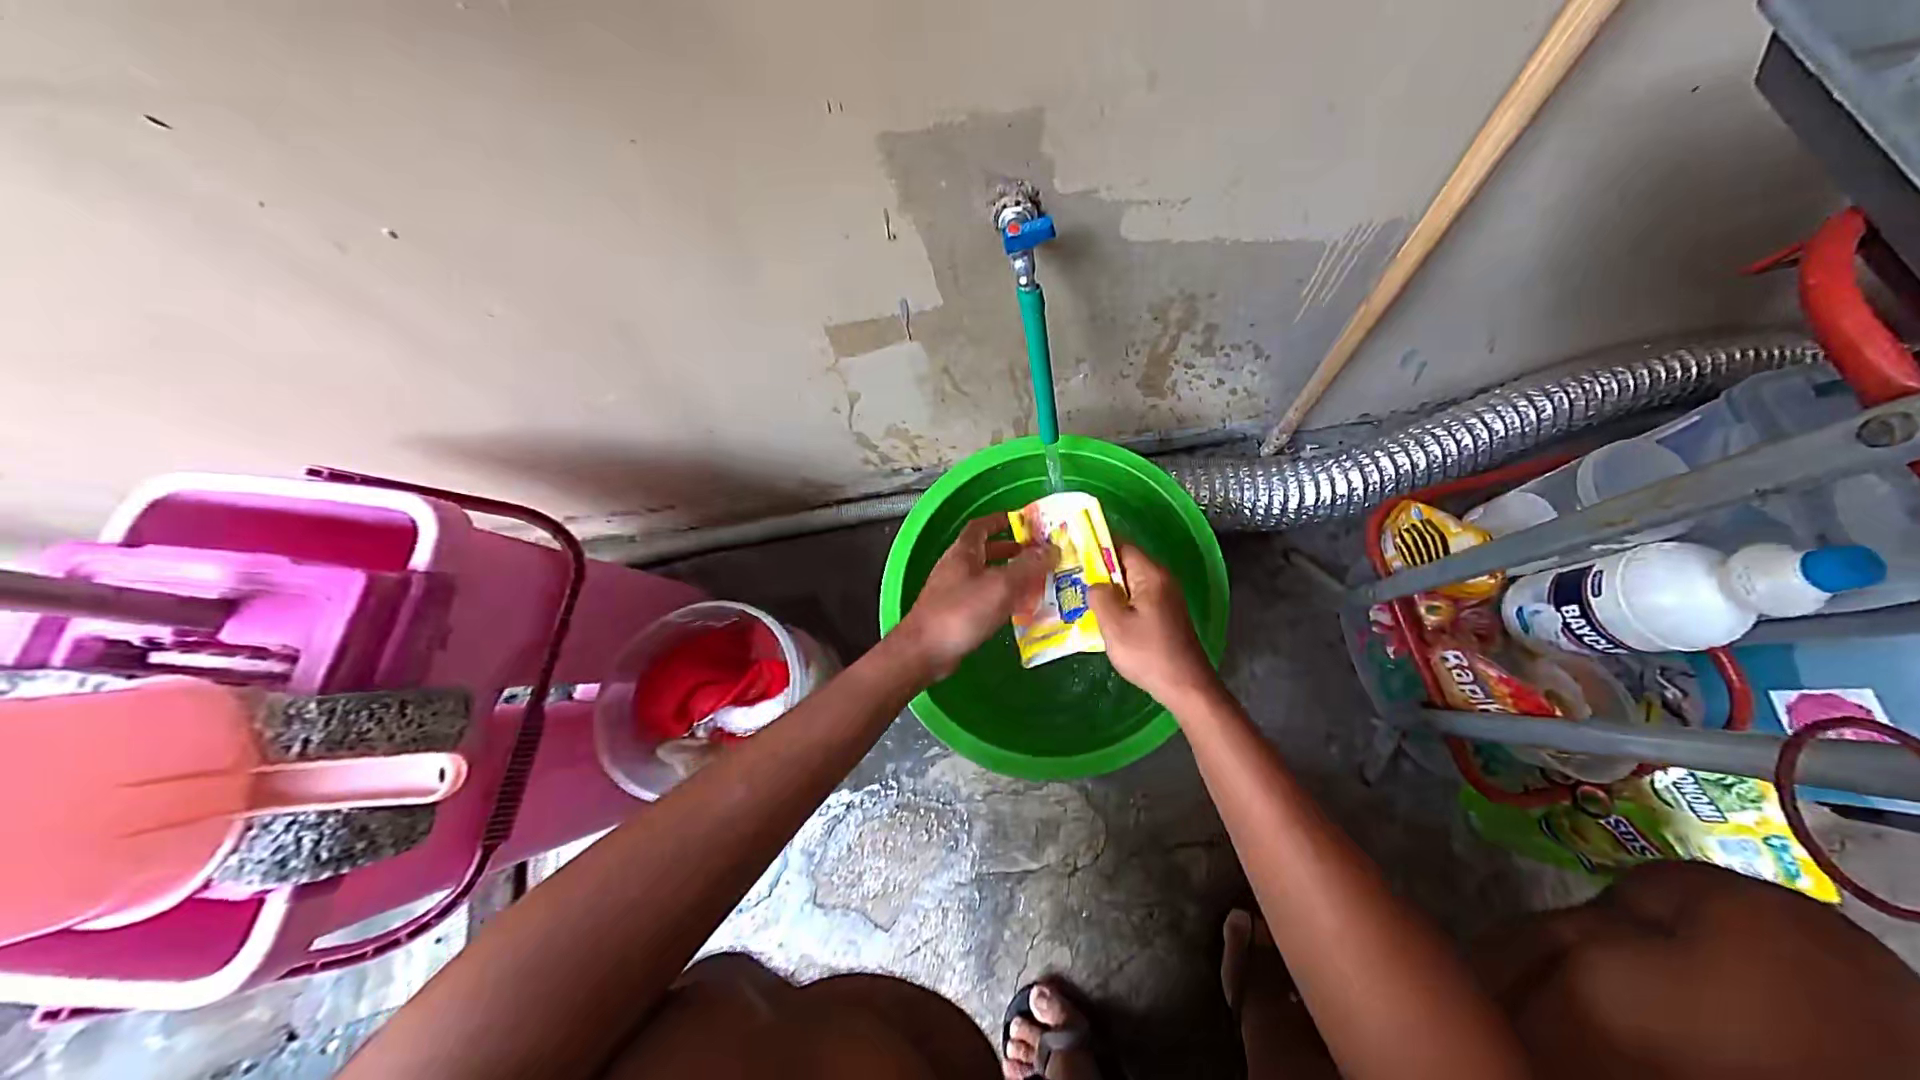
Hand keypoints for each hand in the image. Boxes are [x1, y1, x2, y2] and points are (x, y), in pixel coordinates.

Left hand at [892, 514, 1054, 680]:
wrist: (925, 651)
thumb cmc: (960, 612)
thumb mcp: (1001, 585)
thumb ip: (1027, 566)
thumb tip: (1051, 549)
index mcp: (963, 552)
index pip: (981, 526)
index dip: (1001, 520)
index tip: (1024, 522)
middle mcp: (956, 568)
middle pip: (986, 551)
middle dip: (1012, 551)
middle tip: (1037, 556)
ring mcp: (952, 592)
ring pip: (986, 576)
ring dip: (1009, 576)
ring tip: (1035, 582)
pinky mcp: (954, 615)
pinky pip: (983, 599)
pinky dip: (1001, 599)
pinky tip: (1016, 610)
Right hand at [1087, 542, 1221, 708]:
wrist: (1185, 686)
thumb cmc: (1148, 653)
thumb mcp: (1114, 624)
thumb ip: (1099, 596)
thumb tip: (1095, 584)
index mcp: (1151, 575)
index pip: (1121, 545)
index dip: (1095, 546)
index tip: (1072, 553)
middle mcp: (1162, 580)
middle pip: (1125, 563)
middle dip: (1098, 569)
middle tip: (1070, 577)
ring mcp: (1165, 598)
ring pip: (1129, 583)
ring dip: (1108, 589)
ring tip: (1080, 596)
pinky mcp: (1165, 615)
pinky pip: (1137, 598)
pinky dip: (1119, 602)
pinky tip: (1103, 616)